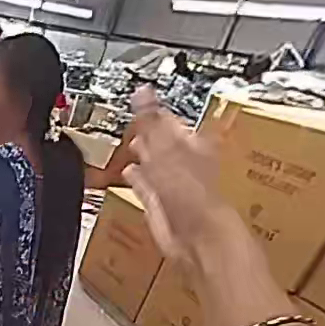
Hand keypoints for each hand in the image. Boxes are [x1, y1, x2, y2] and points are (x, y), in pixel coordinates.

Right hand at [125, 114, 242, 263]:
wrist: (194, 235)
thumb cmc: (190, 193)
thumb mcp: (164, 149)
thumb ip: (150, 122)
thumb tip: (142, 91)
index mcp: (192, 143)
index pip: (170, 120)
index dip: (155, 110)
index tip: (141, 99)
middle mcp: (184, 162)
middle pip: (162, 141)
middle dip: (148, 133)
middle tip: (135, 121)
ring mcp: (172, 185)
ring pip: (153, 164)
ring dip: (142, 155)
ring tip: (130, 145)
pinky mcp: (159, 205)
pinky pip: (145, 186)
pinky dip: (137, 178)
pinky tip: (130, 173)